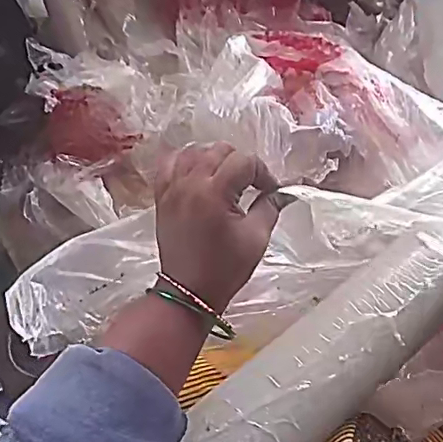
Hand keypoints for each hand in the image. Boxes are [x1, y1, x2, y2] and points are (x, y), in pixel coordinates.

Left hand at [155, 143, 282, 312]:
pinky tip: (197, 173)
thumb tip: (281, 193)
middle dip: (240, 163)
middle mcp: (189, 183)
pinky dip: (184, 161)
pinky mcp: (161, 196)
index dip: (262, 174)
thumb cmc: (224, 268)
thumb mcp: (255, 238)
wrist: (188, 291)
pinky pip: (169, 164)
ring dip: (213, 158)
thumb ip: (269, 207)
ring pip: (193, 151)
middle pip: (218, 150)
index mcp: (214, 192)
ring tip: (224, 179)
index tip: (269, 191)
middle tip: (249, 186)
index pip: (244, 161)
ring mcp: (171, 188)